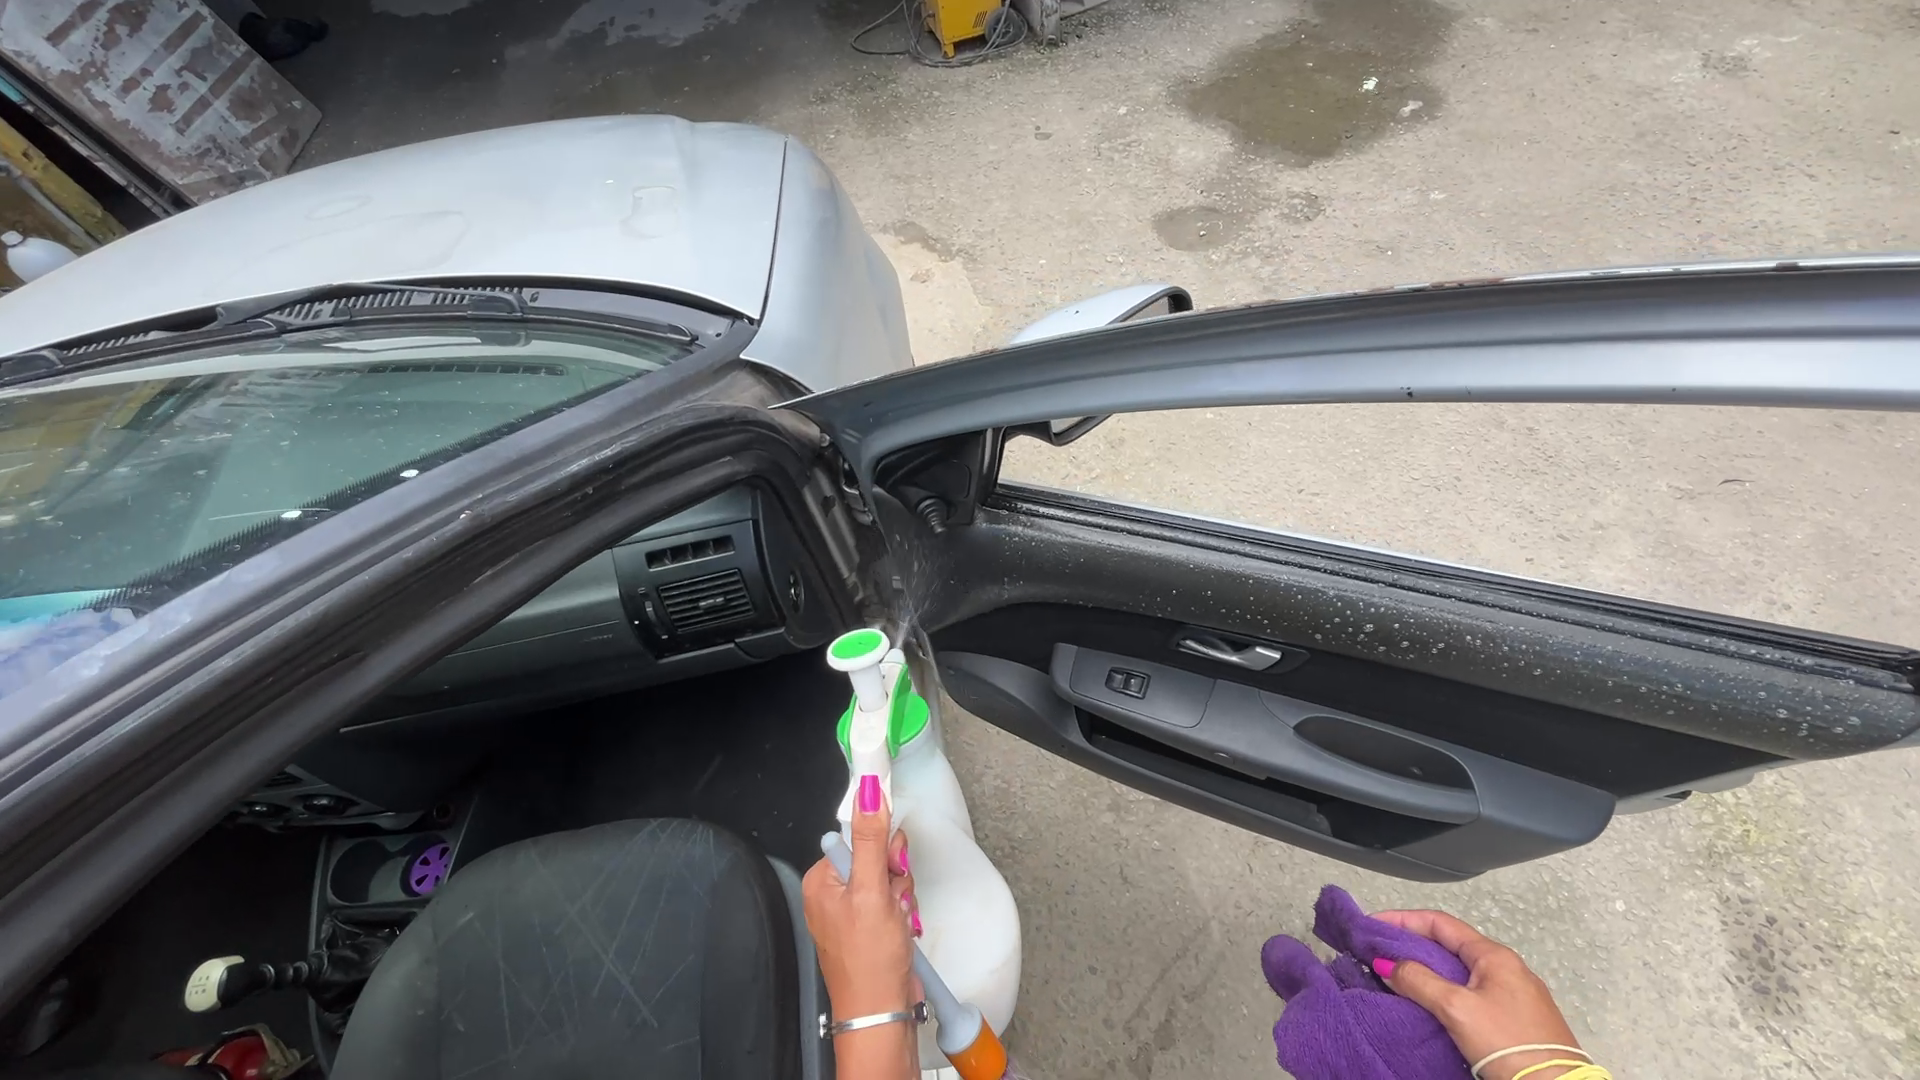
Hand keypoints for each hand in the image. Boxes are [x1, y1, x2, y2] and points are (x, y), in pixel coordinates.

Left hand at [802, 775, 920, 1077]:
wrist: (882, 1015)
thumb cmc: (870, 959)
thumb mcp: (871, 891)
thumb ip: (871, 839)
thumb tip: (869, 791)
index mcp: (823, 879)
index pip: (858, 835)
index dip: (882, 846)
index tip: (894, 862)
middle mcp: (833, 892)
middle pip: (876, 855)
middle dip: (896, 874)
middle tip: (895, 897)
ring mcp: (853, 911)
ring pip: (889, 877)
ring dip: (903, 894)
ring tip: (899, 919)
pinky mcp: (871, 926)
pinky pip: (893, 899)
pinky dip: (903, 910)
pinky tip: (903, 929)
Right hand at [1371, 910, 1581, 1079]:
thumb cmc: (1509, 1045)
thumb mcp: (1456, 1008)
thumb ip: (1418, 980)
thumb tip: (1386, 965)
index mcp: (1494, 956)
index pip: (1439, 922)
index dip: (1402, 919)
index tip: (1372, 925)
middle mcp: (1507, 969)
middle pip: (1449, 945)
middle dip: (1411, 945)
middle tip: (1379, 952)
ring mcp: (1515, 996)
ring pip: (1459, 971)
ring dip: (1426, 969)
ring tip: (1396, 976)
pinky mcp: (1517, 1021)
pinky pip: (1470, 992)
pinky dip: (1443, 989)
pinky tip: (1427, 1003)